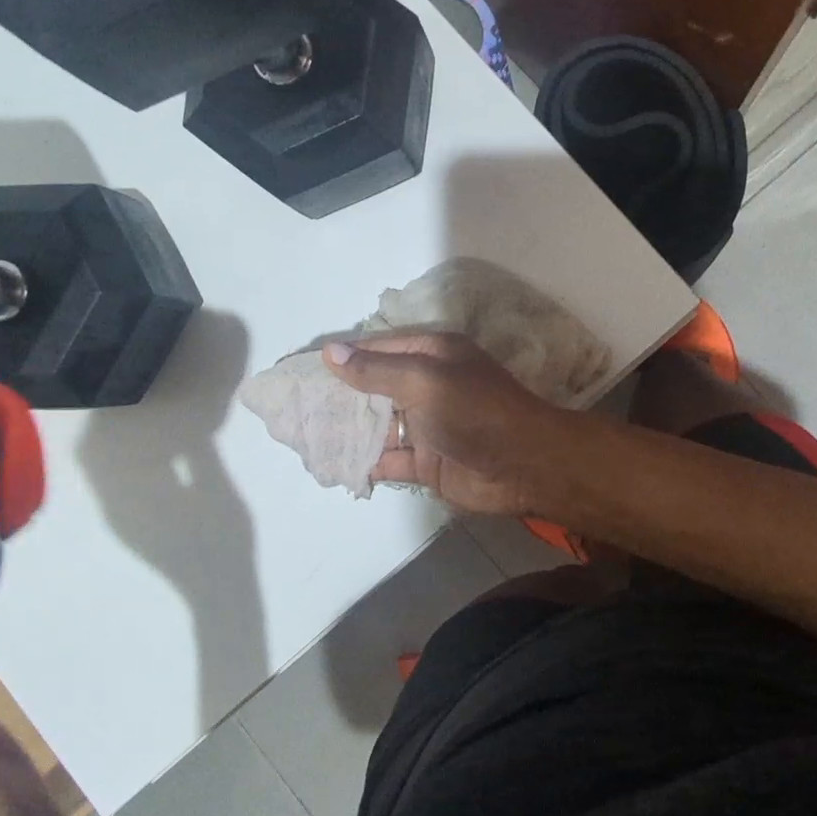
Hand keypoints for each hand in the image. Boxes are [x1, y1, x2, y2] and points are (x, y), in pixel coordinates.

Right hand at [324, 332, 566, 516]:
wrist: (525, 465)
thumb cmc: (476, 411)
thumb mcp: (425, 380)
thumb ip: (376, 370)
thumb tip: (331, 352)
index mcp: (431, 354)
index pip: (375, 349)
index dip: (340, 356)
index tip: (300, 366)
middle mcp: (426, 385)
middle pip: (373, 387)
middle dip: (337, 395)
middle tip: (292, 403)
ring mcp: (425, 425)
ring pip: (377, 425)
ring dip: (346, 429)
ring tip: (301, 434)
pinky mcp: (425, 462)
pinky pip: (387, 459)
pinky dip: (363, 462)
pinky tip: (331, 463)